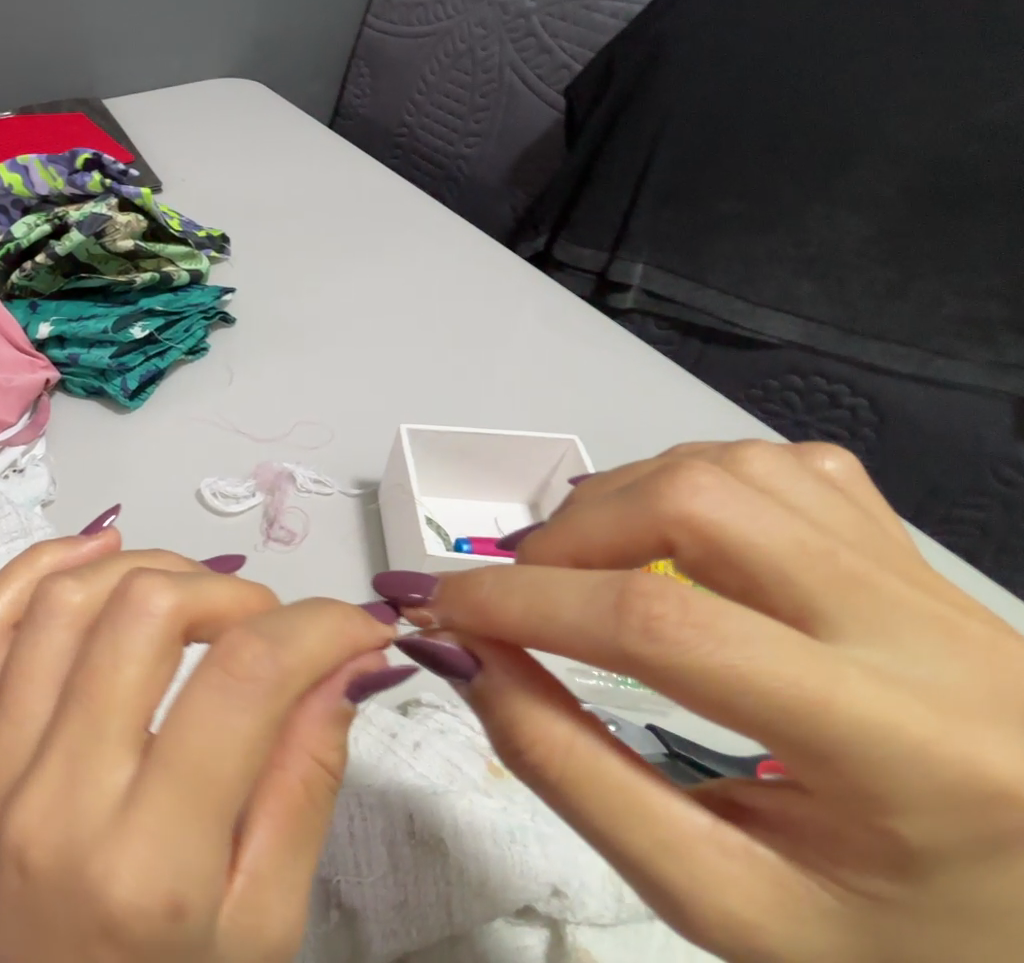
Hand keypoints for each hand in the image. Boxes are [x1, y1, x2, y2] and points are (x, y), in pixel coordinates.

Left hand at [0, 520, 406, 962]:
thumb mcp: (261, 929)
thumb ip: (302, 785)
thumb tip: (345, 663)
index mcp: (152, 860)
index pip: (243, 681)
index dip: (317, 629)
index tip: (356, 626)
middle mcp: (58, 796)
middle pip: (144, 615)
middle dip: (229, 592)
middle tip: (268, 625)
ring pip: (64, 601)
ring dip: (145, 568)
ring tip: (197, 592)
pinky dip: (40, 567)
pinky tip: (98, 555)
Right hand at [378, 441, 1023, 962]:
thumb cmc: (887, 944)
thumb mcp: (716, 900)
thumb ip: (570, 770)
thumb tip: (470, 656)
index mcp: (904, 751)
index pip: (664, 626)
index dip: (524, 602)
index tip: (445, 611)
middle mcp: (937, 640)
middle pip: (704, 503)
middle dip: (569, 536)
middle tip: (515, 592)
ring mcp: (939, 591)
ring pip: (743, 469)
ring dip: (622, 499)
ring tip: (578, 565)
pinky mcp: (926, 570)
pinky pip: (791, 472)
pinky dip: (690, 482)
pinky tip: (663, 541)